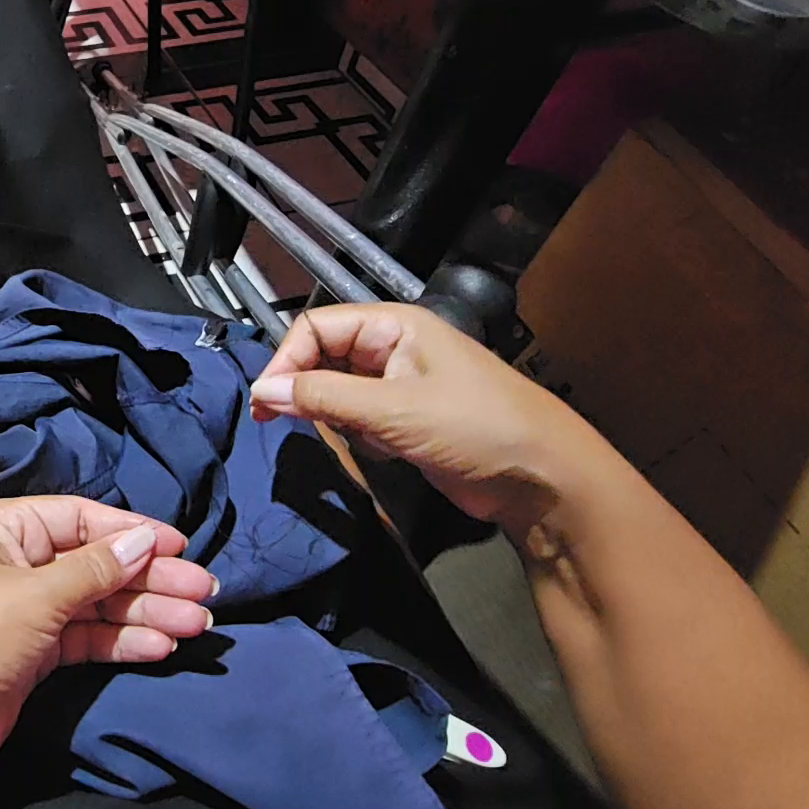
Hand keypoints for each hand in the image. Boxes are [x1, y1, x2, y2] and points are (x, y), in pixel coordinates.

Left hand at [0, 496, 216, 770]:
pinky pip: (89, 636)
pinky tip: (161, 645)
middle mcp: (22, 561)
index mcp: (10, 528)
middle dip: (150, 577)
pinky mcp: (38, 650)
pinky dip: (123, 640)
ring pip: (99, 602)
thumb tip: (145, 539)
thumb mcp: (36, 593)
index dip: (132, 532)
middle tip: (205, 592)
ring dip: (146, 611)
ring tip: (197, 624)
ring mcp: (31, 607)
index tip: (180, 546)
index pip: (83, 519)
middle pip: (98, 562)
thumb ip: (95, 569)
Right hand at [248, 303, 615, 531]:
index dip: (286, 359)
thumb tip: (262, 391)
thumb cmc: (476, 428)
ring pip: (334, 388)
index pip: (316, 327)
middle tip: (272, 419)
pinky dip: (353, 431)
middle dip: (301, 387)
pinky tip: (376, 448)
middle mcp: (391, 347)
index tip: (265, 400)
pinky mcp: (403, 417)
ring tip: (347, 436)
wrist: (547, 482)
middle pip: (321, 355)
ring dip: (329, 412)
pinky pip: (355, 414)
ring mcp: (398, 383)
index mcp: (394, 326)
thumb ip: (322, 397)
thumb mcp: (392, 410)